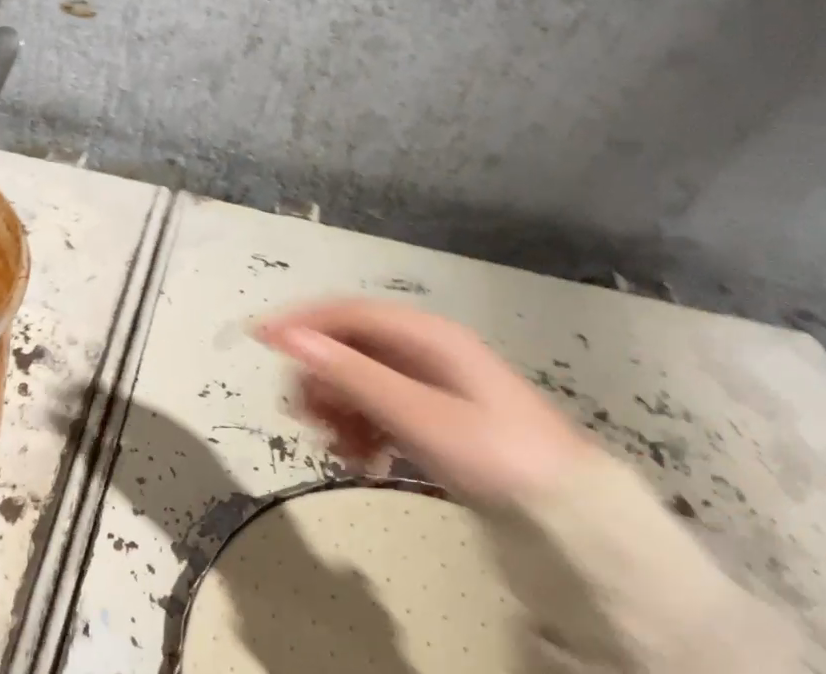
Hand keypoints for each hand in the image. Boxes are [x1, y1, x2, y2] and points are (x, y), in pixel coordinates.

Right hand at [255, 299, 592, 504]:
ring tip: (332, 445)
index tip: (260, 339)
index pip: (346, 312)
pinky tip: (358, 457)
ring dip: (336, 408)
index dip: (300, 322)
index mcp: (425, 335)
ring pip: (359, 379)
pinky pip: (377, 406)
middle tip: (299, 412)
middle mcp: (424, 348)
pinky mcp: (433, 411)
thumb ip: (349, 373)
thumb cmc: (490, 452)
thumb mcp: (414, 413)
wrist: (566, 514)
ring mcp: (429, 380)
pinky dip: (359, 427)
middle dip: (318, 377)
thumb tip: (286, 337)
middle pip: (349, 346)